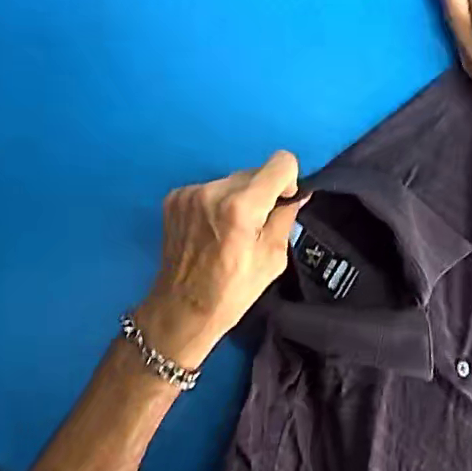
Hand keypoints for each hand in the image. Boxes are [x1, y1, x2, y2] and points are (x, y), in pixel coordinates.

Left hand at [135, 150, 305, 369]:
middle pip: (254, 171)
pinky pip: (208, 188)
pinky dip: (215, 202)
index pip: (281, 162)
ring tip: (229, 230)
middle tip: (255, 225)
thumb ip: (286, 217)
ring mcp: (190, 192)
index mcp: (241, 207)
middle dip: (261, 192)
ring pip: (231, 180)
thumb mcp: (273, 258)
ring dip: (237, 197)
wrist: (181, 308)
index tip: (282, 201)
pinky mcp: (174, 197)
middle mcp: (214, 191)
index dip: (288, 180)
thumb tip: (297, 194)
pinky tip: (210, 229)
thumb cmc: (232, 291)